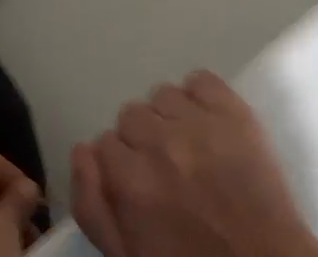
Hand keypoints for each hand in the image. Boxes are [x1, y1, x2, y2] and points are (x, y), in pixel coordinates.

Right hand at [71, 70, 317, 256]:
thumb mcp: (126, 254)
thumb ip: (92, 205)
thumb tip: (82, 151)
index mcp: (129, 180)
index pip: (104, 143)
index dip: (121, 165)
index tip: (139, 181)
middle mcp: (159, 143)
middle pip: (131, 115)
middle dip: (143, 139)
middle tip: (166, 167)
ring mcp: (199, 123)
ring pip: (164, 96)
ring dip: (171, 116)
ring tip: (189, 144)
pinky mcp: (235, 112)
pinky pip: (201, 79)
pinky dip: (200, 94)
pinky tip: (207, 120)